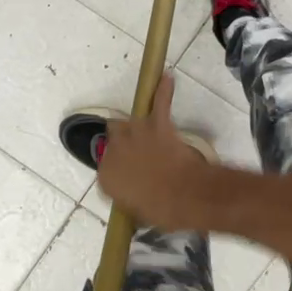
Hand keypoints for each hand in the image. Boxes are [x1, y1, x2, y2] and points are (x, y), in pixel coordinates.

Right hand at [95, 74, 220, 229]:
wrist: (185, 195)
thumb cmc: (162, 211)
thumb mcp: (139, 214)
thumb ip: (130, 199)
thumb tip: (134, 196)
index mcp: (106, 176)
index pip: (106, 169)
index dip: (119, 173)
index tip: (130, 180)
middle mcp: (113, 149)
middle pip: (113, 140)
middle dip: (123, 147)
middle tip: (139, 159)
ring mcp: (134, 132)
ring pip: (127, 122)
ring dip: (136, 129)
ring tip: (147, 137)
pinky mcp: (156, 122)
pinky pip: (160, 100)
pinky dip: (163, 89)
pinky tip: (166, 77)